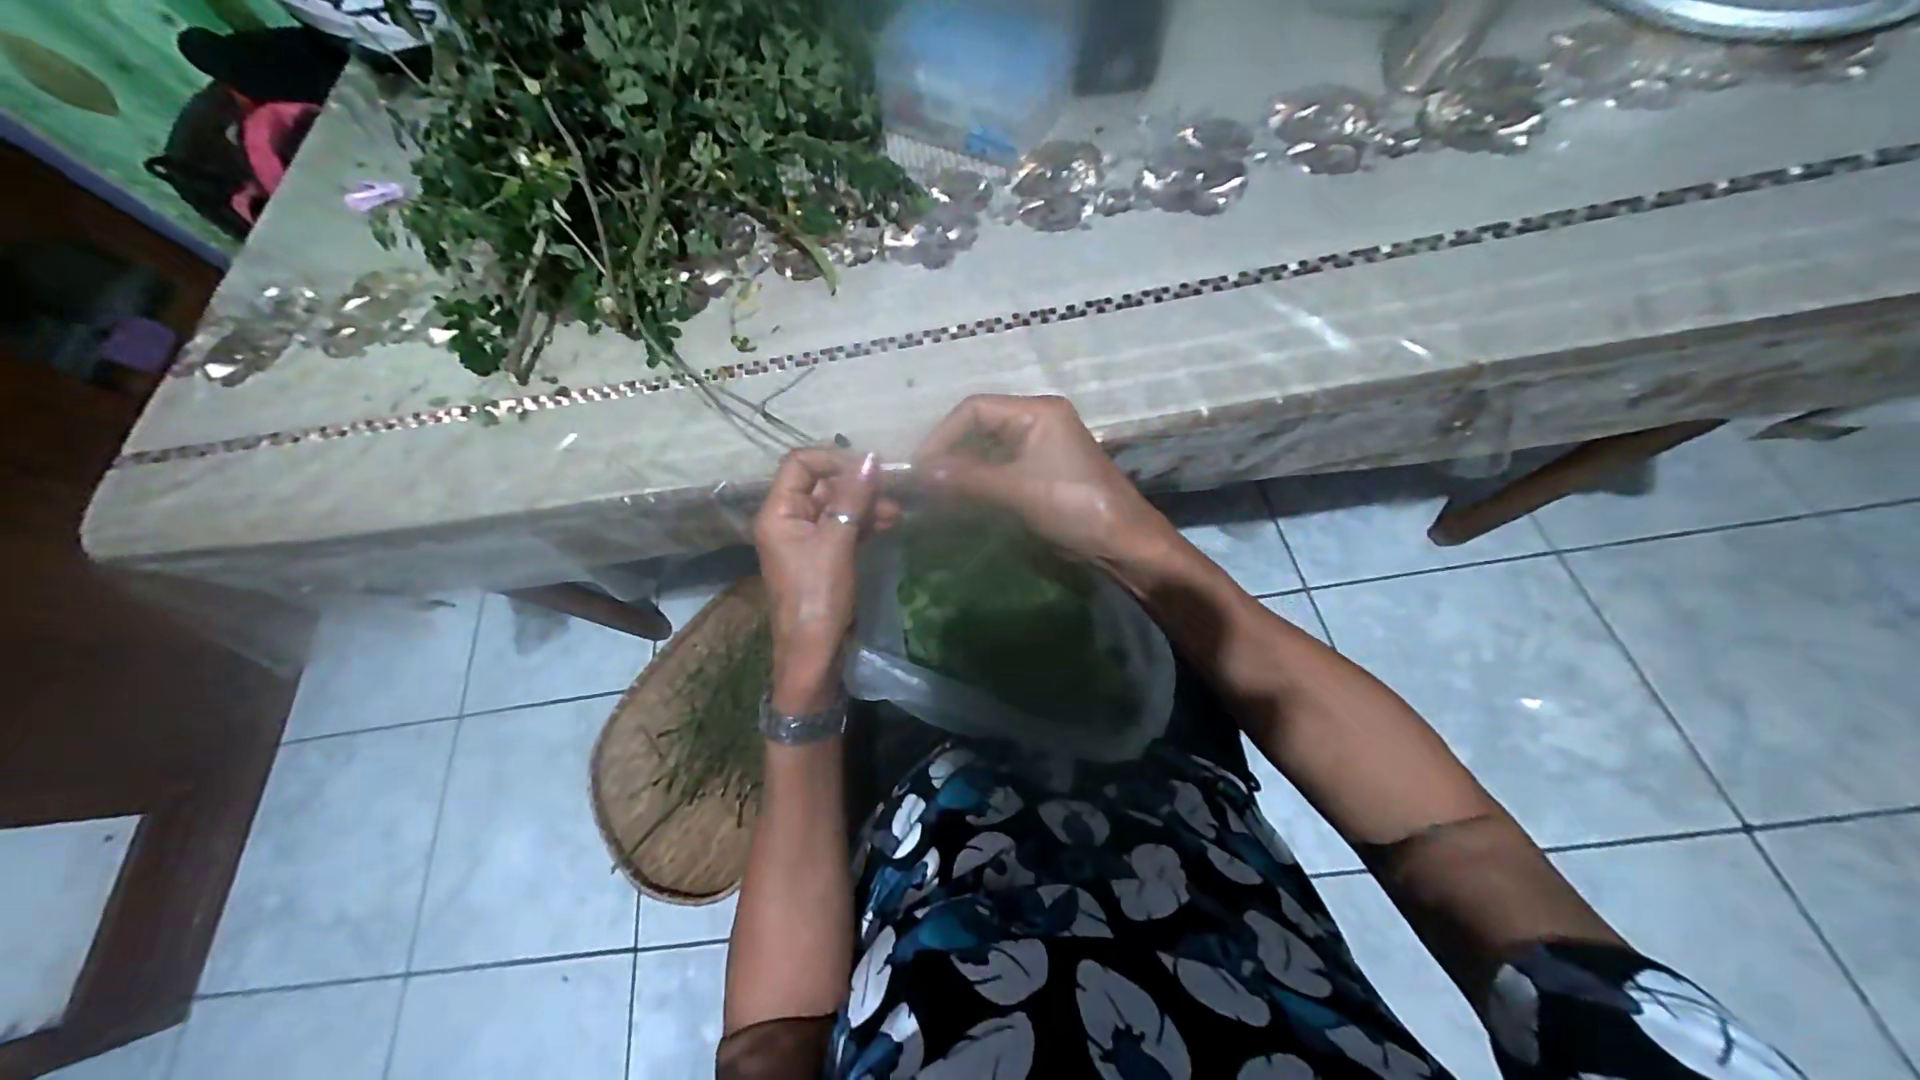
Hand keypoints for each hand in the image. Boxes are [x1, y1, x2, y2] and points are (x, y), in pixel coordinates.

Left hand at [753, 447, 898, 714]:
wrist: (815, 655)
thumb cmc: (818, 598)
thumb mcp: (836, 544)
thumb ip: (853, 499)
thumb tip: (870, 458)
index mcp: (778, 512)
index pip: (800, 464)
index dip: (834, 459)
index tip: (870, 467)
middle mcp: (789, 520)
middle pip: (822, 483)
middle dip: (857, 484)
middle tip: (892, 490)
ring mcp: (808, 538)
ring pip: (838, 505)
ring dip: (867, 503)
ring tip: (896, 513)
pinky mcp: (825, 555)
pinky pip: (845, 526)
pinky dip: (865, 522)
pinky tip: (889, 524)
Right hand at [914, 394, 1176, 570]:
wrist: (1123, 544)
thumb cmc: (1076, 507)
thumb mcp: (1018, 490)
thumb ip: (967, 478)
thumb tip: (919, 473)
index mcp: (1037, 412)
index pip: (975, 410)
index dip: (943, 435)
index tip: (920, 468)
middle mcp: (1036, 423)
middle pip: (978, 428)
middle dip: (949, 454)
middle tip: (922, 484)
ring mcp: (1037, 450)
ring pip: (985, 451)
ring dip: (959, 472)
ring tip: (934, 496)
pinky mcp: (1038, 475)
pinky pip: (997, 471)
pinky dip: (975, 485)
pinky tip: (957, 502)